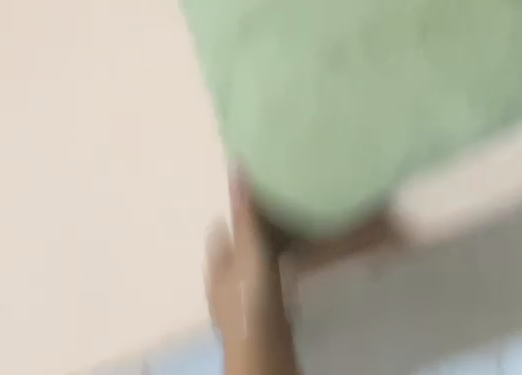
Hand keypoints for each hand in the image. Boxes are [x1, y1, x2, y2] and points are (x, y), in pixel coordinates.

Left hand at [206, 171, 296, 374]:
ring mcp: (245, 296)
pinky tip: (303, 257)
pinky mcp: (266, 308)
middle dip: (258, 224)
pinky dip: (285, 263)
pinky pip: (275, 275)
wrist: (264, 352)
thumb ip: (246, 214)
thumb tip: (237, 168)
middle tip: (285, 199)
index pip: (222, 227)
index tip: (260, 187)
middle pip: (240, 243)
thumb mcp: (249, 251)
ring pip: (258, 260)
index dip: (237, 207)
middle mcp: (226, 279)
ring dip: (273, 244)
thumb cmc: (252, 300)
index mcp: (218, 262)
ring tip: (299, 221)